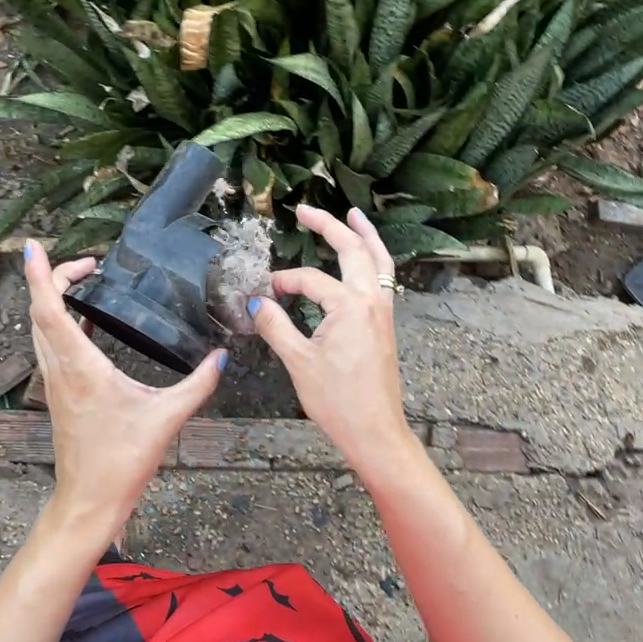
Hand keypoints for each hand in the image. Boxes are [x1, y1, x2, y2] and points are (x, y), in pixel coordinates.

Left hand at [23, 241, 224, 537]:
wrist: (90, 501)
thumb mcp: (167, 418)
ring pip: (40, 329)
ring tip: (83, 283)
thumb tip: (222, 356)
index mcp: (81, 369)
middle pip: (40, 312)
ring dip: (52, 300)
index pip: (50, 310)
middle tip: (87, 263)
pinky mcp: (59, 394)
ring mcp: (55, 383)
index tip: (35, 247)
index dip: (42, 275)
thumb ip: (198, 384)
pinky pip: (50, 346)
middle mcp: (61, 370)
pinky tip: (85, 324)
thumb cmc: (122, 462)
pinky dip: (59, 323)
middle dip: (53, 279)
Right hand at [248, 205, 415, 470]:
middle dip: (330, 226)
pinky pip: (383, 279)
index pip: (310, 280)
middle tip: (305, 210)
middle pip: (353, 250)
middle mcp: (372, 301)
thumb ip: (276, 326)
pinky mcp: (386, 325)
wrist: (375, 431)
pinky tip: (364, 260)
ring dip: (364, 235)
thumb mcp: (298, 362)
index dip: (284, 283)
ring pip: (378, 260)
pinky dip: (374, 260)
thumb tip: (256, 303)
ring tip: (353, 215)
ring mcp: (384, 312)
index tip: (265, 293)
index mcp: (349, 306)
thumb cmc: (338, 400)